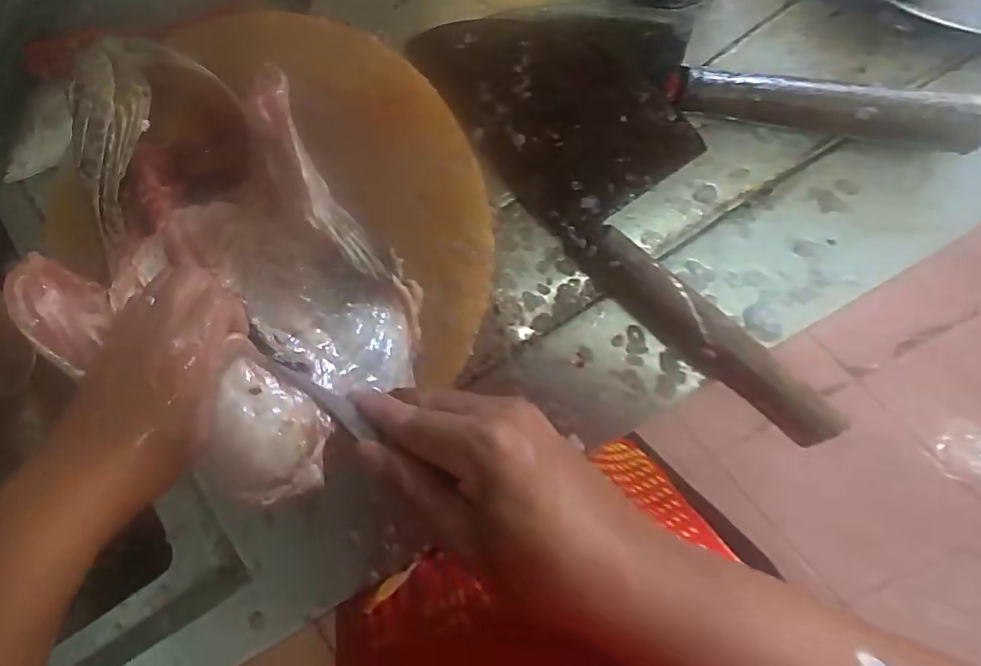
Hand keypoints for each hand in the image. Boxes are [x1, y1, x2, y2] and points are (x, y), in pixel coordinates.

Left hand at [39, 265, 246, 517]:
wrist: (85, 469)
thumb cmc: (152, 460)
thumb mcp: (201, 428)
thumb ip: (217, 374)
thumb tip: (231, 341)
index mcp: (187, 354)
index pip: (219, 299)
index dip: (234, 311)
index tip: (235, 337)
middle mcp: (159, 328)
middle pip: (191, 276)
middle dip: (212, 290)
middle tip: (216, 321)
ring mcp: (131, 326)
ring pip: (164, 279)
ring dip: (185, 290)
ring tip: (191, 321)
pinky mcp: (112, 333)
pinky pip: (141, 298)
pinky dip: (160, 301)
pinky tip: (162, 331)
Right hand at [354, 389, 679, 625]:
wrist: (641, 580)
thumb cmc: (547, 573)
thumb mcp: (468, 541)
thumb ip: (412, 486)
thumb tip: (364, 448)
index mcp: (479, 441)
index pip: (406, 417)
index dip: (370, 411)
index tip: (339, 404)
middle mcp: (497, 409)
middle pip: (426, 399)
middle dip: (397, 414)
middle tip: (374, 445)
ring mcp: (520, 409)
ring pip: (449, 400)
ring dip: (424, 418)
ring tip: (412, 456)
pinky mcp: (534, 418)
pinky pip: (474, 408)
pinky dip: (451, 422)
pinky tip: (452, 456)